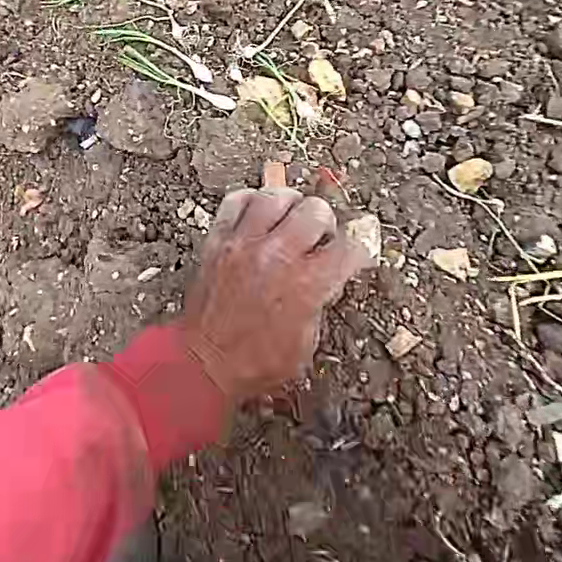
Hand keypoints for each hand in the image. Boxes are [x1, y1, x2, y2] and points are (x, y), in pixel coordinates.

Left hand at [180, 188, 369, 398]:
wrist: (203, 364)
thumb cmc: (256, 362)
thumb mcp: (306, 342)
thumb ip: (320, 301)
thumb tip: (329, 274)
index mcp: (305, 285)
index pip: (348, 247)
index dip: (359, 248)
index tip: (355, 251)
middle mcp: (277, 255)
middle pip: (316, 210)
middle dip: (325, 222)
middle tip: (319, 236)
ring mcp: (245, 243)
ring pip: (277, 196)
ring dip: (291, 205)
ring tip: (291, 218)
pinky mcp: (219, 240)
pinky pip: (237, 200)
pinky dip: (252, 200)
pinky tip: (259, 213)